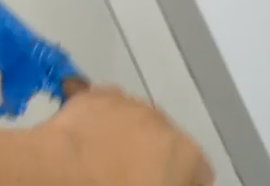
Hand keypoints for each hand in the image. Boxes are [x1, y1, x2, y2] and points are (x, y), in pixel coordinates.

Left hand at [37, 85, 214, 185]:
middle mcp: (161, 120)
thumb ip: (170, 179)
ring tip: (107, 152)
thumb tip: (159, 176)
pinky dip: (101, 114)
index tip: (163, 183)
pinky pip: (104, 103)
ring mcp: (125, 101)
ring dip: (127, 131)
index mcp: (188, 153)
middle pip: (164, 139)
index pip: (198, 171)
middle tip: (133, 172)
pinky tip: (89, 131)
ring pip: (134, 117)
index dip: (181, 180)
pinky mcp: (93, 92)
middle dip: (153, 153)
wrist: (72, 171)